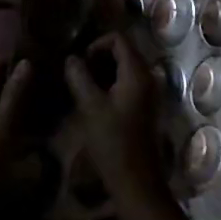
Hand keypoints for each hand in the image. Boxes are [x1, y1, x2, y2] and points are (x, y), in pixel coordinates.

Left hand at [0, 60, 47, 219]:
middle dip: (29, 79)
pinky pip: (0, 107)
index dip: (28, 60)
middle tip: (59, 81)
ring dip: (24, 95)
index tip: (54, 60)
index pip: (3, 63)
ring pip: (3, 93)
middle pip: (3, 78)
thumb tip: (28, 62)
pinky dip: (17, 109)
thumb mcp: (2, 130)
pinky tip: (38, 115)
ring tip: (55, 95)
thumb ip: (14, 96)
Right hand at [64, 34, 166, 204]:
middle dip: (98, 57)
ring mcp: (149, 93)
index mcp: (138, 73)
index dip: (96, 44)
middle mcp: (148, 77)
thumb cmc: (113, 142)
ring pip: (125, 68)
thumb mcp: (90, 106)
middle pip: (123, 51)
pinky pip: (128, 83)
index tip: (80, 62)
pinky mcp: (145, 107)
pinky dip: (111, 84)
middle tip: (78, 74)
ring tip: (82, 87)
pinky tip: (94, 100)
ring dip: (103, 71)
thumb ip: (79, 77)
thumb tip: (71, 58)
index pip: (118, 38)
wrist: (136, 181)